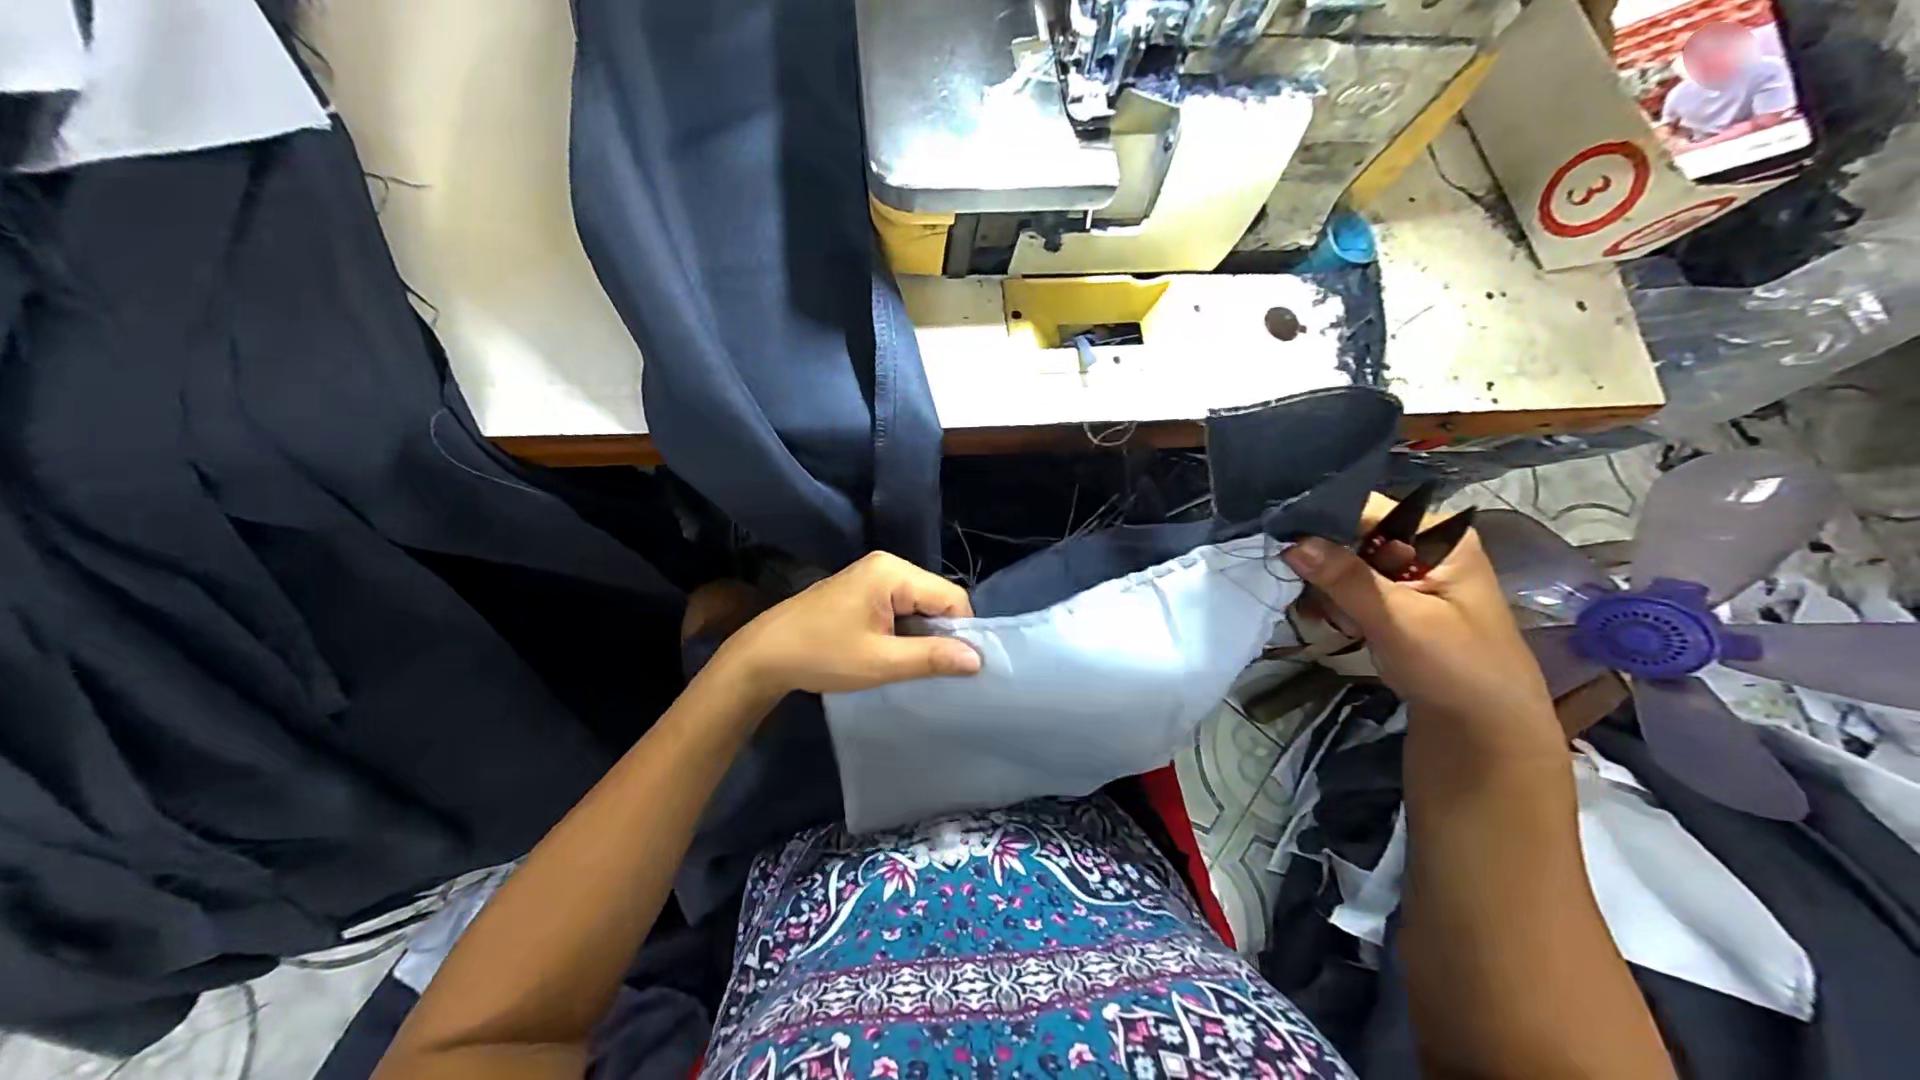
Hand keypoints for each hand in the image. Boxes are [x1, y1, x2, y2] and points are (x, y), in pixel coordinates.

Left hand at [715, 552, 981, 700]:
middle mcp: (887, 565)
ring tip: (913, 664)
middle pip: (936, 597)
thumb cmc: (822, 655)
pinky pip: (900, 605)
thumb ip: (932, 658)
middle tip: (935, 669)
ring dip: (922, 634)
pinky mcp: (862, 588)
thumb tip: (978, 659)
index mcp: (893, 572)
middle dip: (941, 633)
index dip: (961, 632)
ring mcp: (872, 574)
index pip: (951, 597)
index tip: (957, 667)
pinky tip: (894, 652)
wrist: (764, 655)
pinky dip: (905, 629)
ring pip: (919, 604)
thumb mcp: (881, 662)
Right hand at [1281, 497, 1561, 759]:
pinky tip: (1342, 628)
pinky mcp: (1395, 599)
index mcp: (1439, 535)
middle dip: (1326, 567)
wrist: (1484, 729)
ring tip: (1341, 623)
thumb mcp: (1398, 619)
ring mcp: (1408, 573)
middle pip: (1348, 536)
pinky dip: (1337, 607)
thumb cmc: (1455, 666)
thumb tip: (1291, 543)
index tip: (1286, 545)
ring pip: (1342, 564)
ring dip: (1330, 593)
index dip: (1322, 522)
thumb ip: (1344, 578)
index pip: (1365, 509)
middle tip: (1324, 602)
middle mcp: (1422, 545)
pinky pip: (1349, 588)